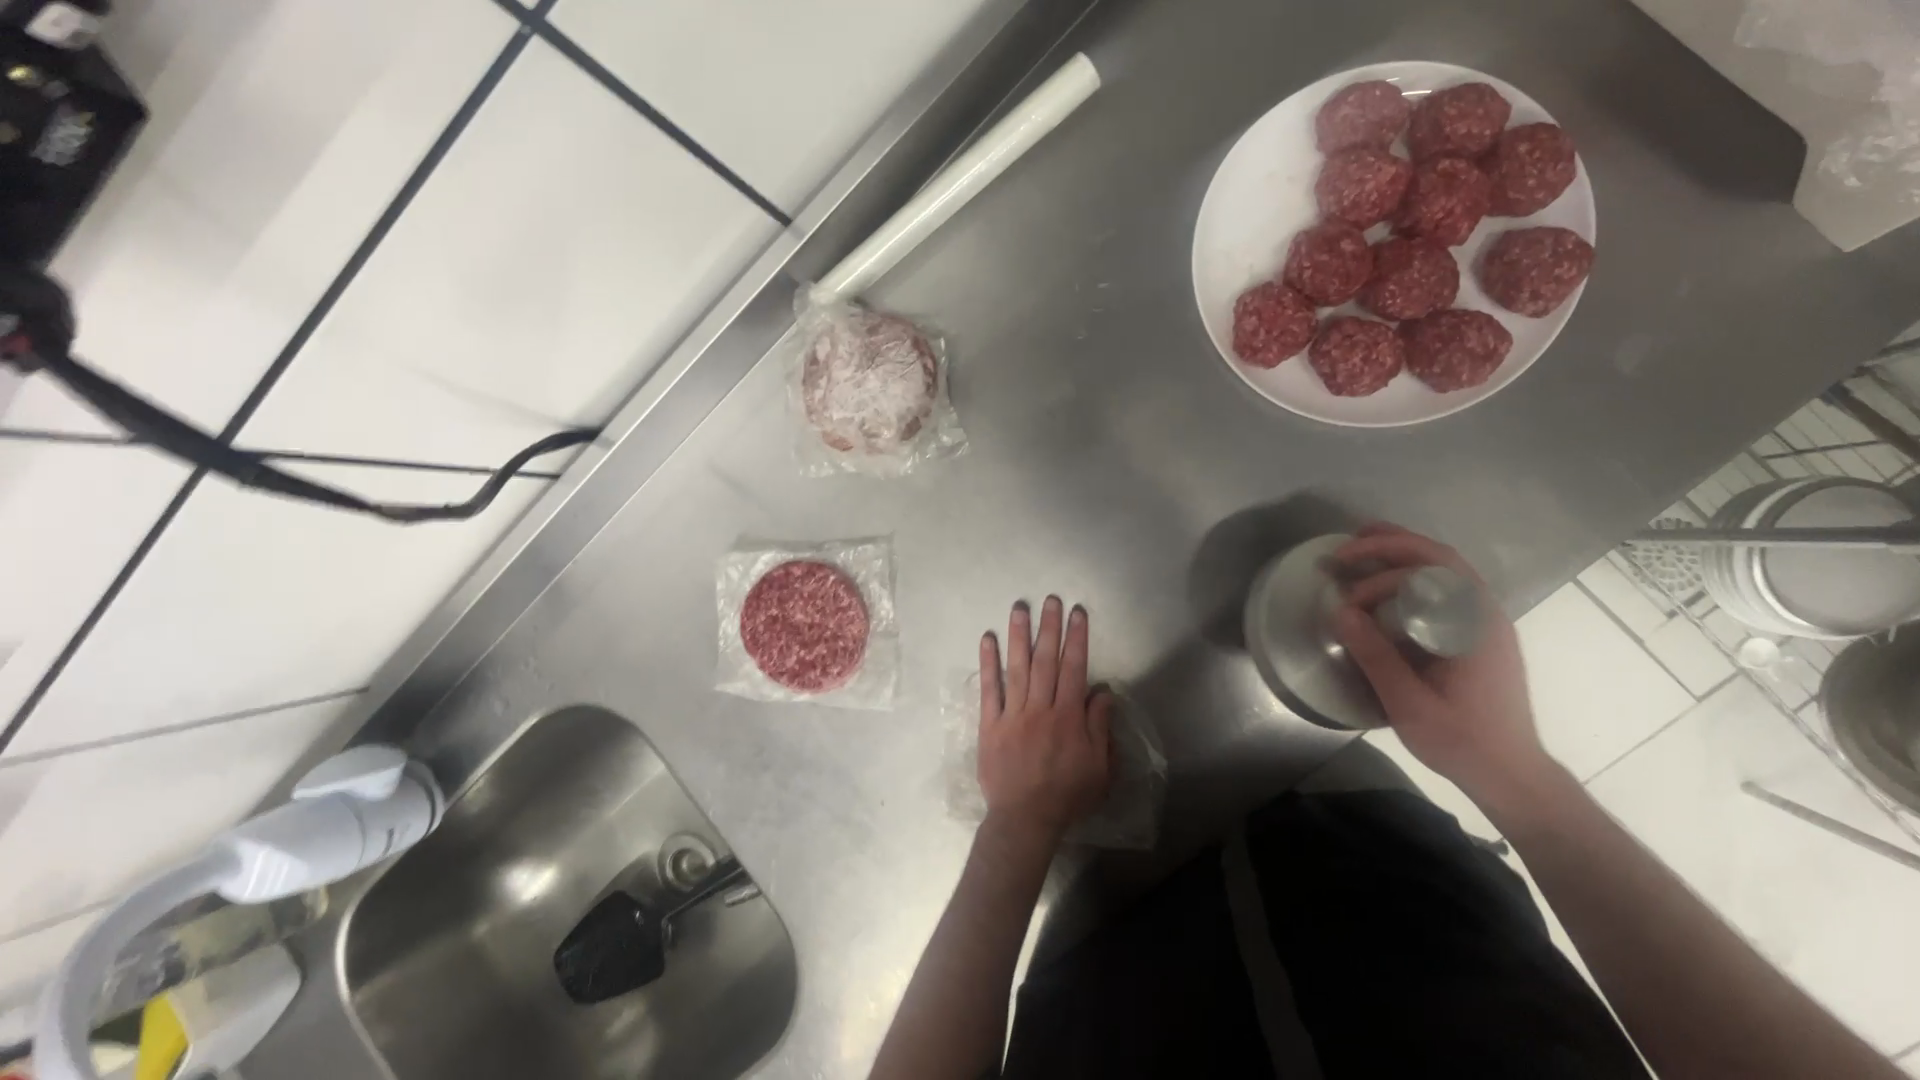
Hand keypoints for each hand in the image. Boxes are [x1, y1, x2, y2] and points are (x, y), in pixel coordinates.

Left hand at [978, 596, 1113, 842]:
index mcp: (1069, 717)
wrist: (1025, 819)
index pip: (1075, 668)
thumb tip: (1102, 691)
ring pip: (1017, 668)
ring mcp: (1012, 715)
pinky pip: (989, 689)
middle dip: (1050, 627)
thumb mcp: (1100, 767)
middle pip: (1046, 660)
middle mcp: (1041, 708)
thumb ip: (1101, 726)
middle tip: (1050, 600)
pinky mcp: (990, 725)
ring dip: (1019, 636)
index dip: (1077, 638)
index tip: (1077, 613)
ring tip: (1019, 608)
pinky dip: (988, 664)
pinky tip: (988, 640)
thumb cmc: (1068, 795)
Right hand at [1330, 523, 1553, 803]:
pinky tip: (1389, 588)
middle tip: (1348, 545)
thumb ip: (1376, 656)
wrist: (1511, 773)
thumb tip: (1341, 613)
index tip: (1346, 601)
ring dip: (1405, 554)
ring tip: (1364, 549)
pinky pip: (1448, 589)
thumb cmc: (1462, 742)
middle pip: (1441, 558)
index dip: (1381, 578)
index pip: (1430, 574)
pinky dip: (1416, 576)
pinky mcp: (1480, 636)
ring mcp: (1487, 624)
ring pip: (1447, 569)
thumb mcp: (1409, 704)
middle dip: (1392, 544)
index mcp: (1475, 627)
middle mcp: (1487, 615)